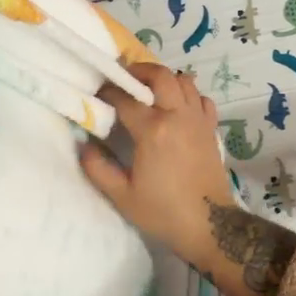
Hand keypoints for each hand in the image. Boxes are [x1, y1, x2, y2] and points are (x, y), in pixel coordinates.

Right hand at [81, 63, 295, 295]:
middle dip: (140, 71)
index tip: (99, 93)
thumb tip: (84, 145)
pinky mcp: (211, 128)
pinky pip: (202, 99)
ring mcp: (198, 120)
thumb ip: (98, 168)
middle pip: (160, 75)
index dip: (109, 91)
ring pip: (185, 81)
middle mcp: (177, 116)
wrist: (208, 224)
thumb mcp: (122, 196)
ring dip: (166, 79)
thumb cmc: (162, 211)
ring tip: (150, 90)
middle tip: (125, 78)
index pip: (126, 98)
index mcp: (152, 130)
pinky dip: (189, 95)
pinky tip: (178, 107)